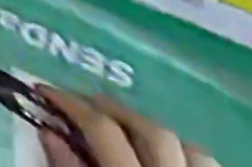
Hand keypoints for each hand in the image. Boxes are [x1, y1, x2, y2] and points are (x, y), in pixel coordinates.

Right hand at [39, 88, 219, 166]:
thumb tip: (48, 131)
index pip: (103, 129)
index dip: (69, 103)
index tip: (43, 91)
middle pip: (150, 130)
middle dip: (111, 109)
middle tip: (81, 104)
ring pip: (188, 146)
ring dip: (152, 130)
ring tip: (125, 129)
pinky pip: (209, 164)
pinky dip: (185, 152)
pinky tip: (165, 154)